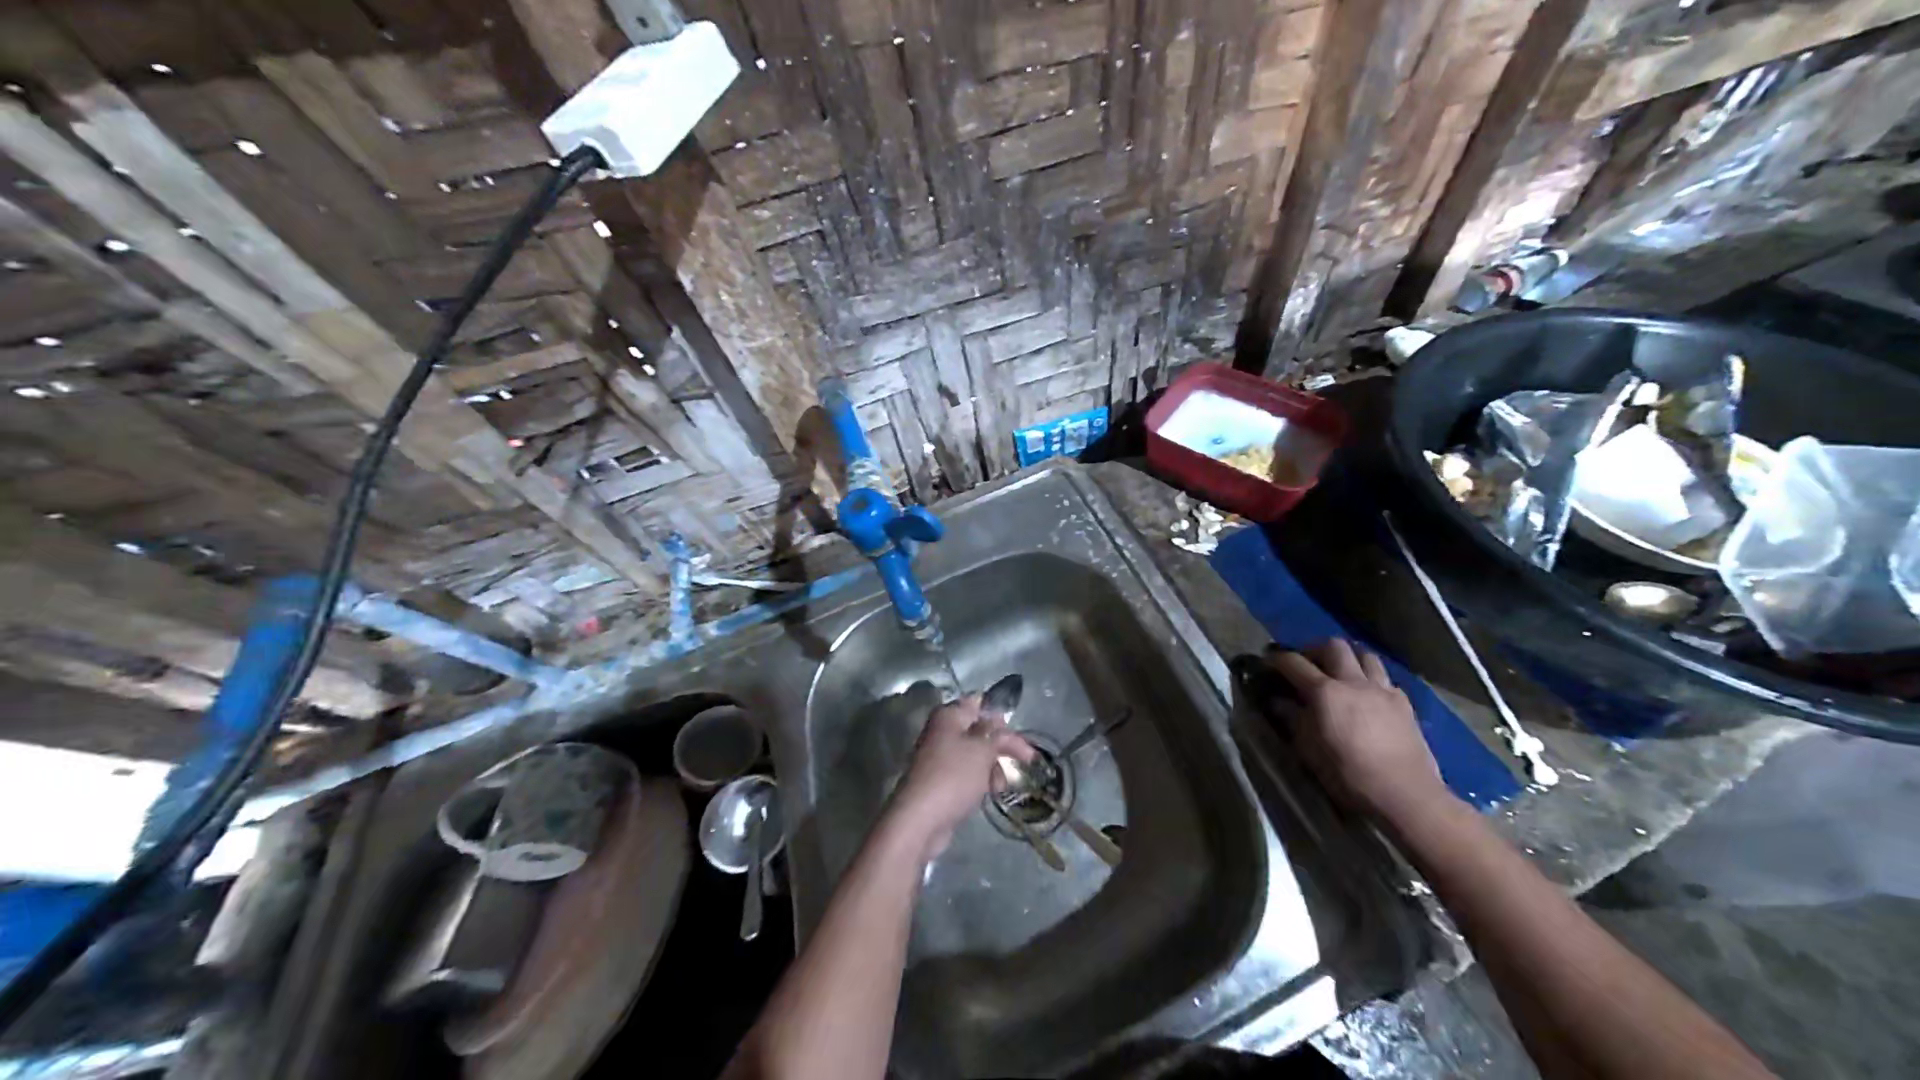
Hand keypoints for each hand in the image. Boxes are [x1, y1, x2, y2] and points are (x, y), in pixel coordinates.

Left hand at [889, 694, 1034, 856]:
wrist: (921, 820)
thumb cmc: (953, 776)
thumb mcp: (983, 749)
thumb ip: (997, 733)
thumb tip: (998, 718)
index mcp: (949, 716)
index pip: (979, 703)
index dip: (1000, 713)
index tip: (1020, 728)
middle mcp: (943, 732)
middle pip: (981, 730)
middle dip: (1003, 744)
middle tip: (1027, 757)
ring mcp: (941, 758)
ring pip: (977, 754)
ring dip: (994, 766)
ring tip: (1001, 784)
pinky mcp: (943, 781)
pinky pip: (969, 774)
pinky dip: (982, 780)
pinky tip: (991, 792)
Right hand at [1264, 639, 1450, 823]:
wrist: (1405, 793)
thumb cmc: (1348, 774)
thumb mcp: (1309, 749)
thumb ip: (1292, 719)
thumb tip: (1278, 702)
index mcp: (1325, 692)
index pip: (1294, 663)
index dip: (1277, 659)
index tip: (1268, 660)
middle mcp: (1353, 682)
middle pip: (1334, 646)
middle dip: (1315, 649)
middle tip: (1307, 663)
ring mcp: (1382, 690)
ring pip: (1365, 655)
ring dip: (1348, 658)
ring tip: (1340, 672)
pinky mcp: (1404, 703)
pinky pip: (1385, 678)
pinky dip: (1372, 679)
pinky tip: (1368, 696)